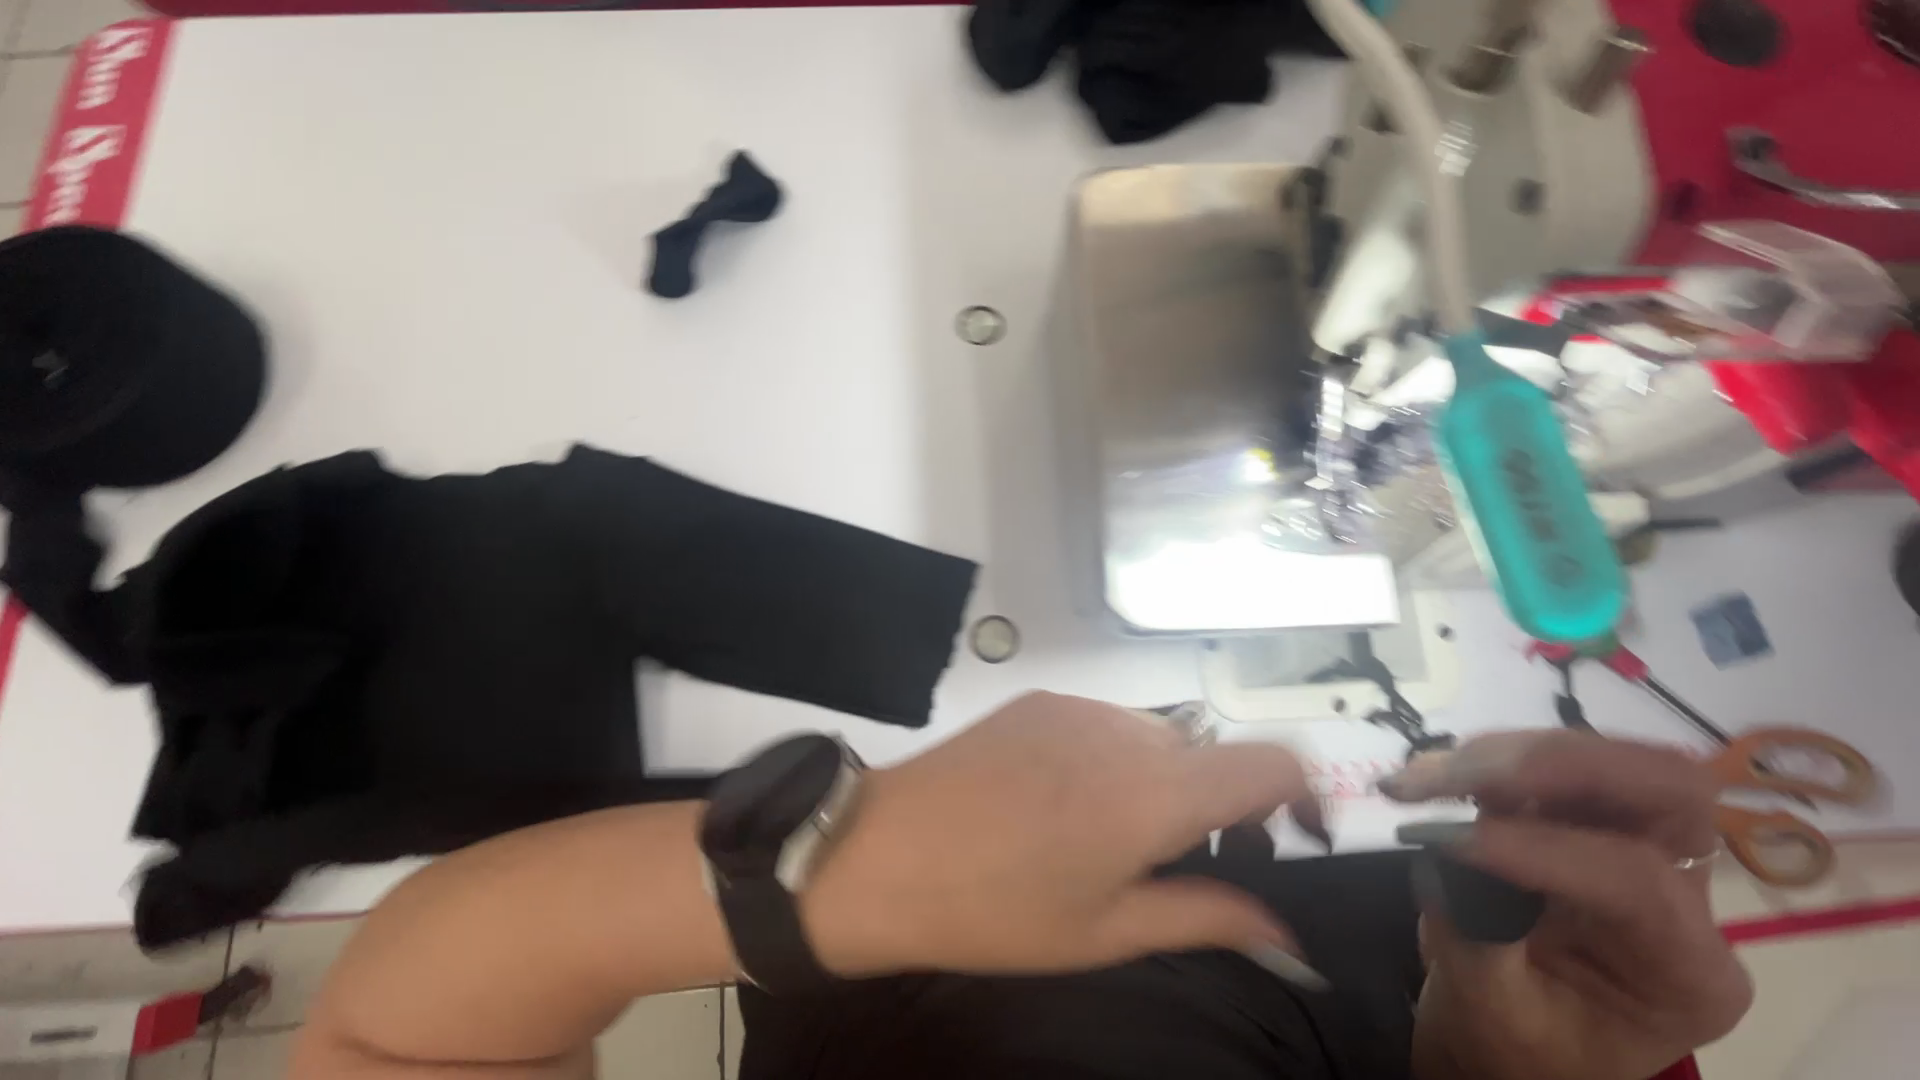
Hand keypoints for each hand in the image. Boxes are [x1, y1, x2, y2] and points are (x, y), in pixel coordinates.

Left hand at [801, 692, 1318, 977]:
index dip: (1300, 796)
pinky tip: (1062, 801)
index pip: (1271, 762)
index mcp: (1155, 793)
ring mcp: (1077, 706)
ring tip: (1106, 837)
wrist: (881, 854)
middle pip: (1211, 754)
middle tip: (1179, 862)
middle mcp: (1127, 731)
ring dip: (1161, 781)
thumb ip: (1207, 917)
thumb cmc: (997, 909)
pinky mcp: (1038, 698)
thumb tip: (1286, 935)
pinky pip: (1105, 723)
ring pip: (1157, 738)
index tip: (1286, 840)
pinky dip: (1113, 758)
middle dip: (1219, 805)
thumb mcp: (1107, 930)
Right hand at [1384, 731, 1753, 1079]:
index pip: (1634, 879)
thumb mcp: (1494, 1014)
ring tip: (1426, 776)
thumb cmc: (1514, 1048)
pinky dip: (1489, 757)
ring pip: (1606, 761)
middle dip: (1559, 764)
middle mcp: (1683, 898)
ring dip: (1510, 753)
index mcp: (1684, 969)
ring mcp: (1634, 850)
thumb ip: (1476, 935)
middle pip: (1664, 790)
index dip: (1535, 847)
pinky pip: (1550, 766)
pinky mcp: (1580, 824)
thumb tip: (1441, 853)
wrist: (1510, 1044)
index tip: (1438, 839)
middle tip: (1464, 770)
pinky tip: (1436, 773)